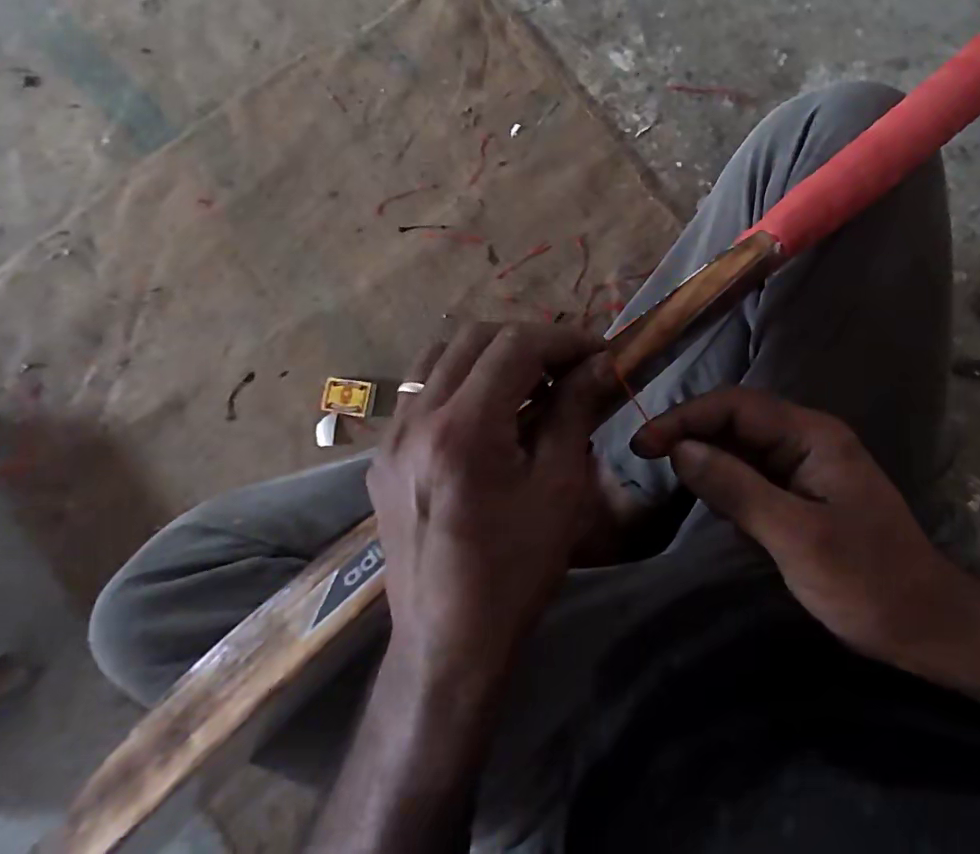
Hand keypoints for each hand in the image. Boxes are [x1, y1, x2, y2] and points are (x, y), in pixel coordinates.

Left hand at [369, 322, 617, 682]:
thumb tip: (598, 364)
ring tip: (525, 384)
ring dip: (486, 356)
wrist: (447, 641)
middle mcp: (416, 418)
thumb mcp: (559, 490)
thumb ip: (574, 413)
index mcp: (463, 429)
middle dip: (526, 340)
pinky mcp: (381, 457)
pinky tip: (484, 417)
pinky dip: (456, 384)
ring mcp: (390, 436)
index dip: (563, 339)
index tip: (597, 352)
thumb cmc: (514, 571)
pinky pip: (417, 394)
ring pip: (437, 358)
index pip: (514, 345)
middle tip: (564, 366)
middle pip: (472, 338)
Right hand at [630, 388, 979, 673]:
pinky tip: (708, 500)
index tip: (643, 443)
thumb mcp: (796, 535)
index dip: (685, 418)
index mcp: (813, 436)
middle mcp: (805, 441)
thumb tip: (679, 450)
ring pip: (737, 447)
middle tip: (645, 457)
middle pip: (733, 421)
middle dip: (689, 433)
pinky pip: (748, 475)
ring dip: (702, 456)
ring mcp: (802, 468)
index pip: (735, 406)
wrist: (927, 630)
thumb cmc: (867, 580)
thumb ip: (736, 488)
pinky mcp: (798, 495)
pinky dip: (721, 482)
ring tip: (668, 475)